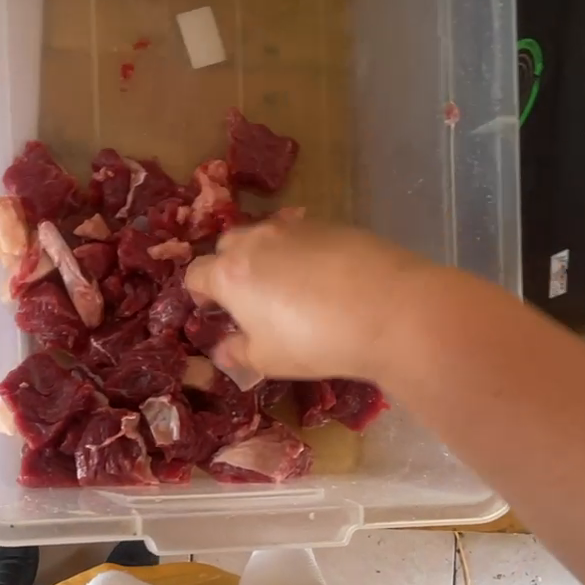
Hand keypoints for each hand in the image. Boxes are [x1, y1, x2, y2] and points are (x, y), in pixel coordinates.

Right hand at [184, 219, 444, 380]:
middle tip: (245, 298)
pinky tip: (320, 281)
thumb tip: (224, 349)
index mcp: (230, 274)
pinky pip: (300, 236)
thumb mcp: (267, 359)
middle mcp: (257, 241)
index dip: (198, 294)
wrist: (389, 310)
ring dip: (263, 257)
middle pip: (227, 246)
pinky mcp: (331, 224)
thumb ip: (237, 352)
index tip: (211, 311)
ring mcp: (295, 227)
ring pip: (265, 236)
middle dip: (228, 268)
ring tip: (283, 287)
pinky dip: (298, 253)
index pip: (195, 274)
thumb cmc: (313, 341)